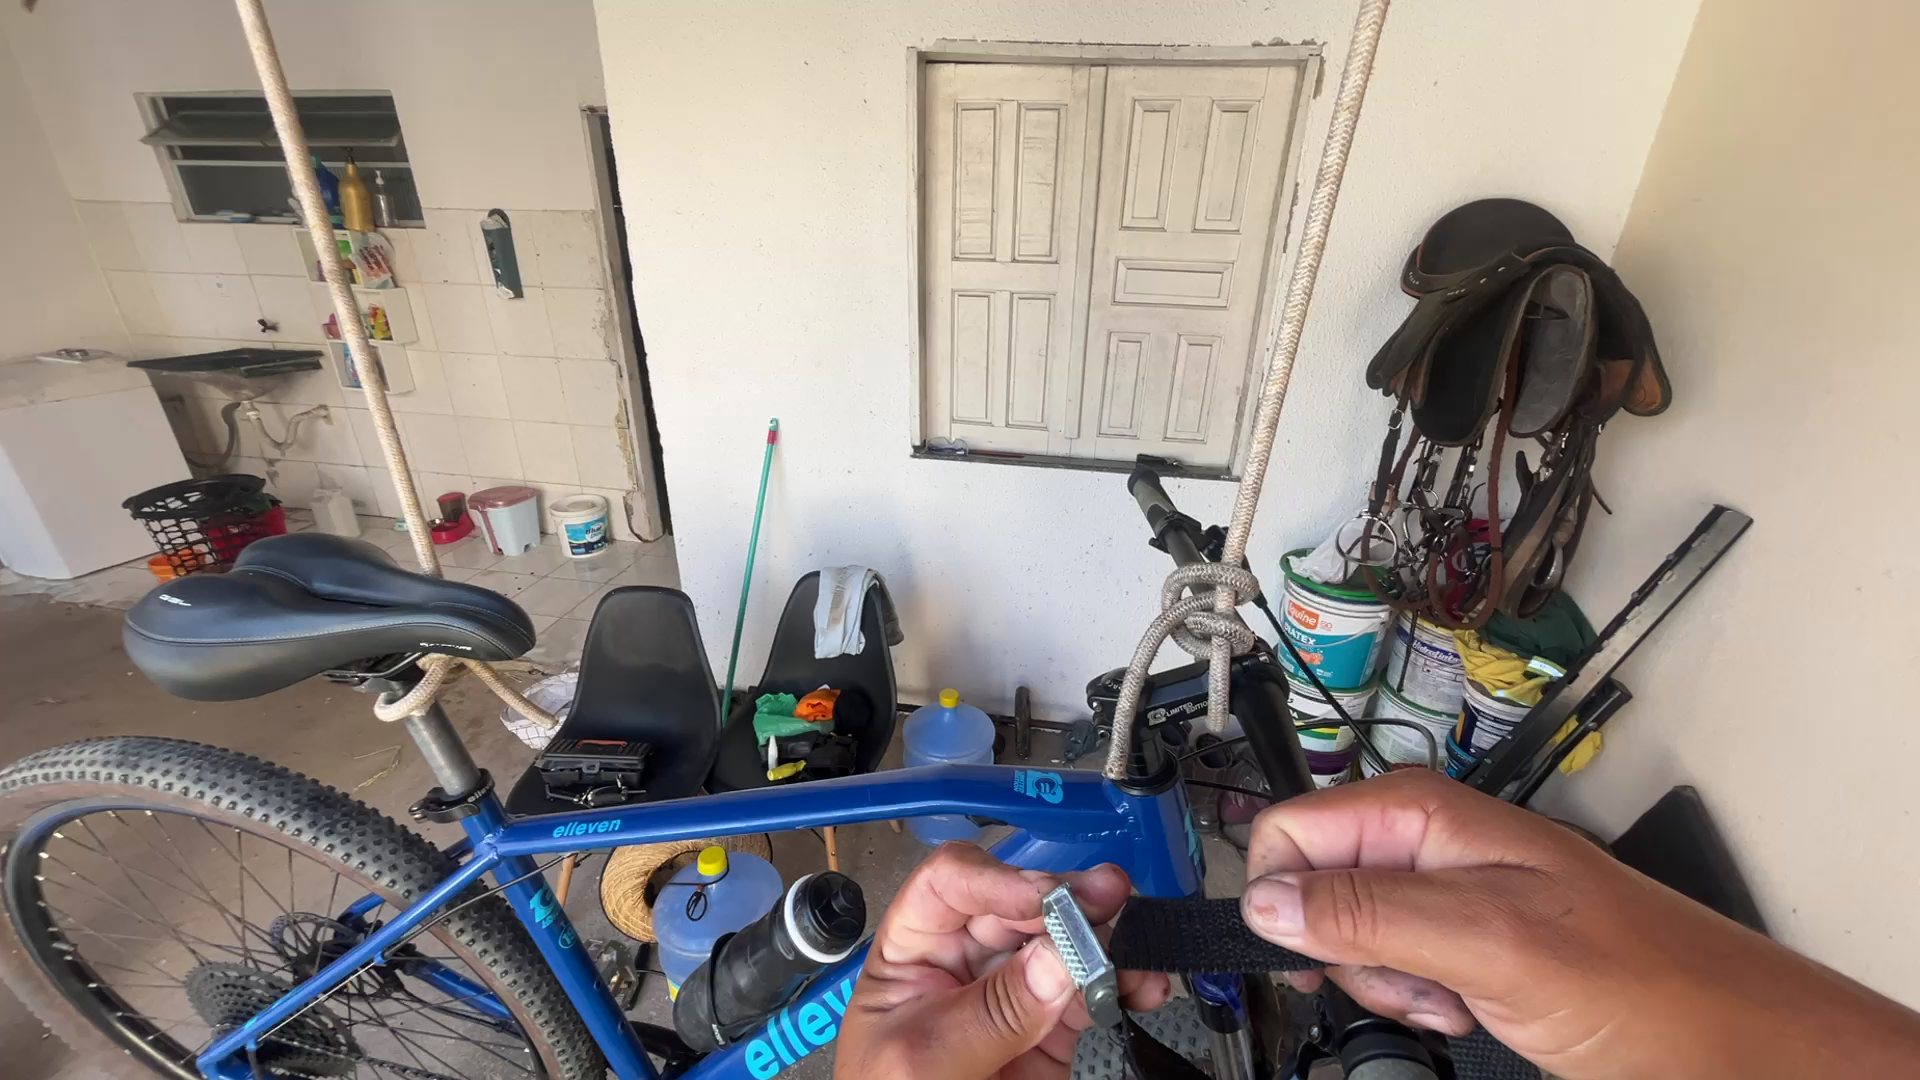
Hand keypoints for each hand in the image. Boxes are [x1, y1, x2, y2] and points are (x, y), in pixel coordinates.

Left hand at [835, 843, 1169, 1079]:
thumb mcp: (925, 1060)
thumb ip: (990, 1012)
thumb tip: (1057, 956)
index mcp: (916, 944)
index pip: (950, 881)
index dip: (996, 877)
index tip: (1043, 896)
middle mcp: (967, 953)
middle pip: (1018, 902)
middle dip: (1065, 897)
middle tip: (1109, 895)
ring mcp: (1013, 987)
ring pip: (1064, 939)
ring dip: (1106, 934)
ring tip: (1139, 944)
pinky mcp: (1052, 1025)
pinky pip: (1093, 990)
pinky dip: (1124, 982)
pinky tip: (1145, 984)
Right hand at [1239, 768, 1919, 1079]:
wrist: (1753, 1051)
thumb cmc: (1647, 985)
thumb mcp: (1493, 943)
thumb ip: (1368, 914)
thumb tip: (1264, 902)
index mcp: (1413, 811)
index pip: (1290, 831)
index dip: (1283, 895)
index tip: (1311, 959)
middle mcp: (1415, 836)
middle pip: (1312, 880)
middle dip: (1341, 944)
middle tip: (1406, 983)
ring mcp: (1435, 884)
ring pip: (1342, 923)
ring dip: (1379, 975)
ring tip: (1447, 999)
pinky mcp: (1452, 927)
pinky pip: (1386, 954)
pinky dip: (1408, 989)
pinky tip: (1459, 1004)